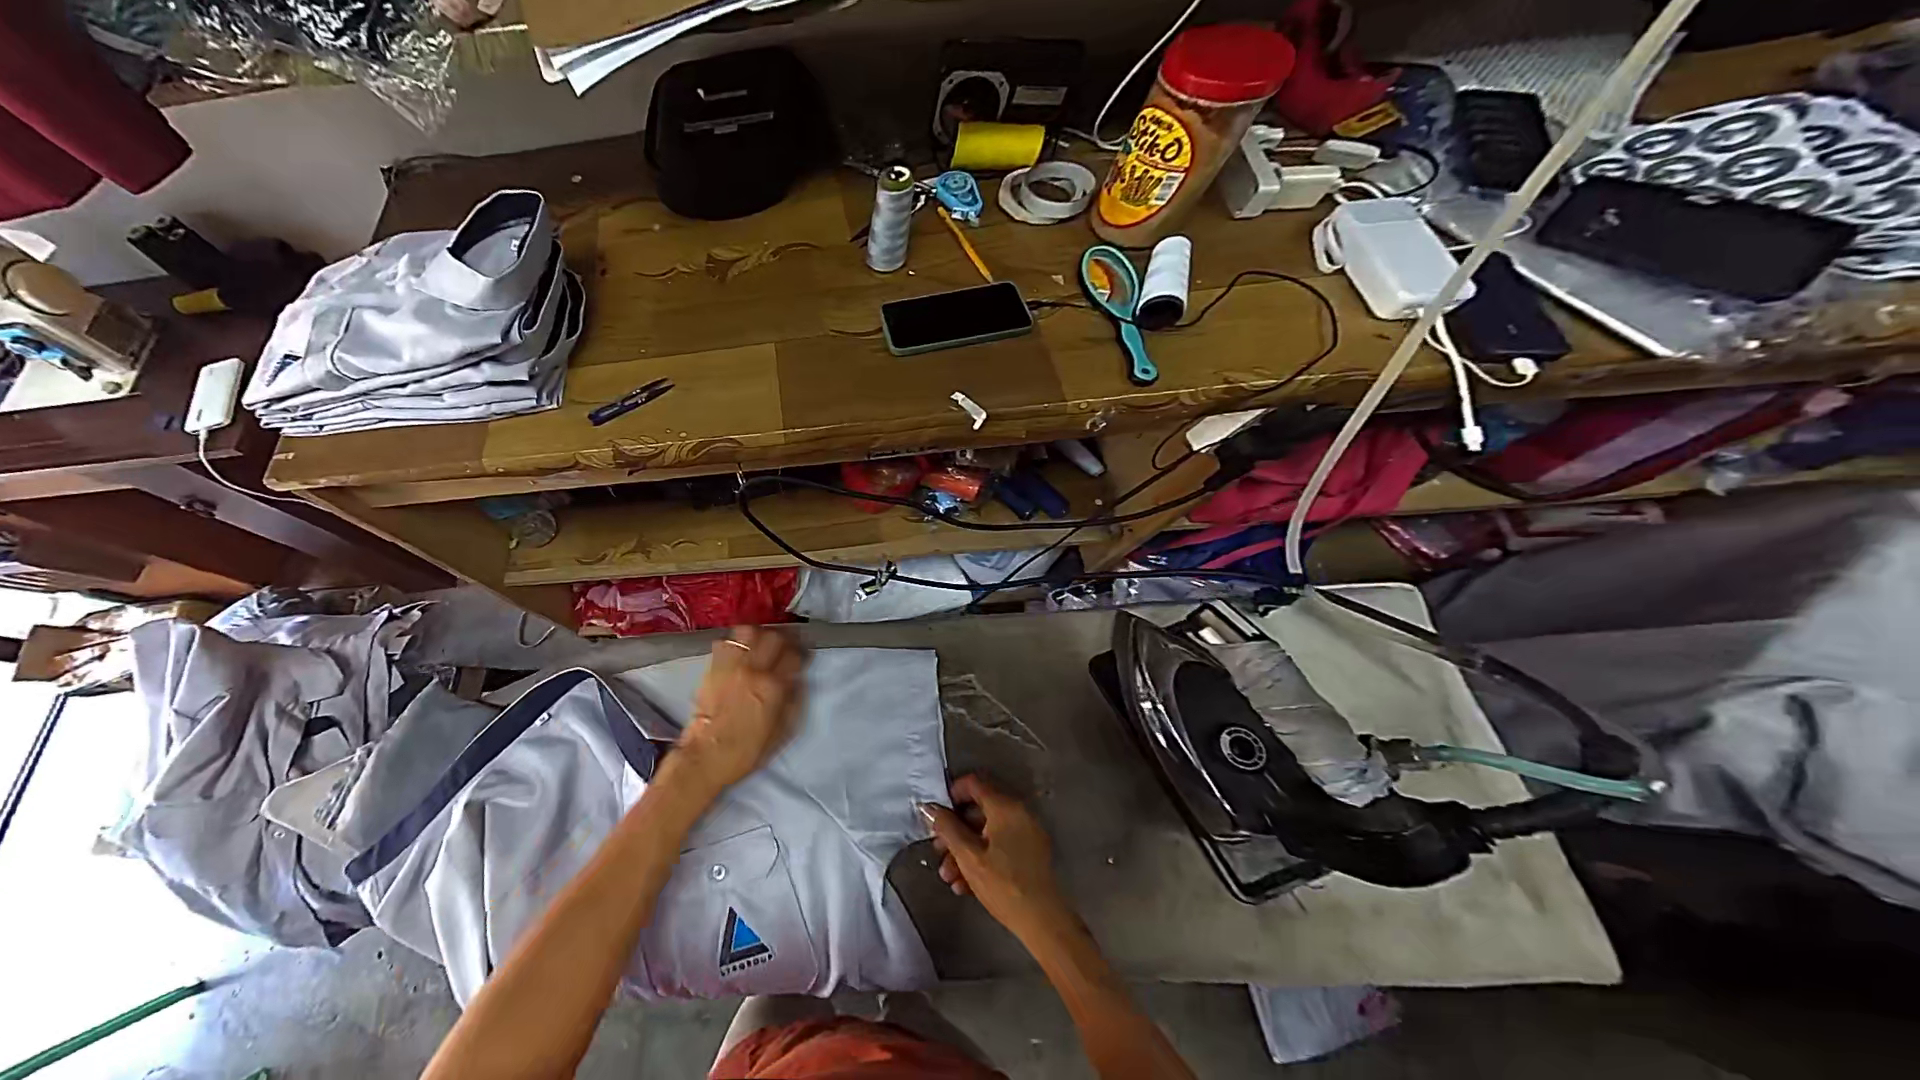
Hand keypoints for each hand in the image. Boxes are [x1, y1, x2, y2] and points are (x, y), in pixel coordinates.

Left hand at [674, 626, 804, 793]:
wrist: (706, 757)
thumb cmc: (747, 750)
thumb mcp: (783, 731)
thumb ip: (793, 701)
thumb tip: (797, 680)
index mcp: (774, 688)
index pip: (794, 655)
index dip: (801, 654)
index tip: (801, 657)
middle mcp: (754, 671)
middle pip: (774, 637)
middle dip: (784, 639)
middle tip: (784, 646)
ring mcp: (731, 667)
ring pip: (749, 632)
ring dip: (759, 635)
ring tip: (761, 644)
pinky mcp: (713, 669)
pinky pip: (725, 643)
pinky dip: (735, 642)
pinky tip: (739, 652)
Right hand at [922, 774, 1072, 941]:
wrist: (1041, 919)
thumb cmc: (1003, 883)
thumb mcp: (968, 856)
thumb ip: (947, 828)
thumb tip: (929, 808)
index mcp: (1005, 807)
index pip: (974, 784)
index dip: (952, 794)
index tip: (936, 814)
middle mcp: (1018, 813)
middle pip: (979, 811)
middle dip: (954, 832)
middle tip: (937, 851)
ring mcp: (1026, 833)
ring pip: (987, 832)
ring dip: (964, 851)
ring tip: (949, 877)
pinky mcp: (1029, 853)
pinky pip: (1000, 846)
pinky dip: (982, 858)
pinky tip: (965, 884)